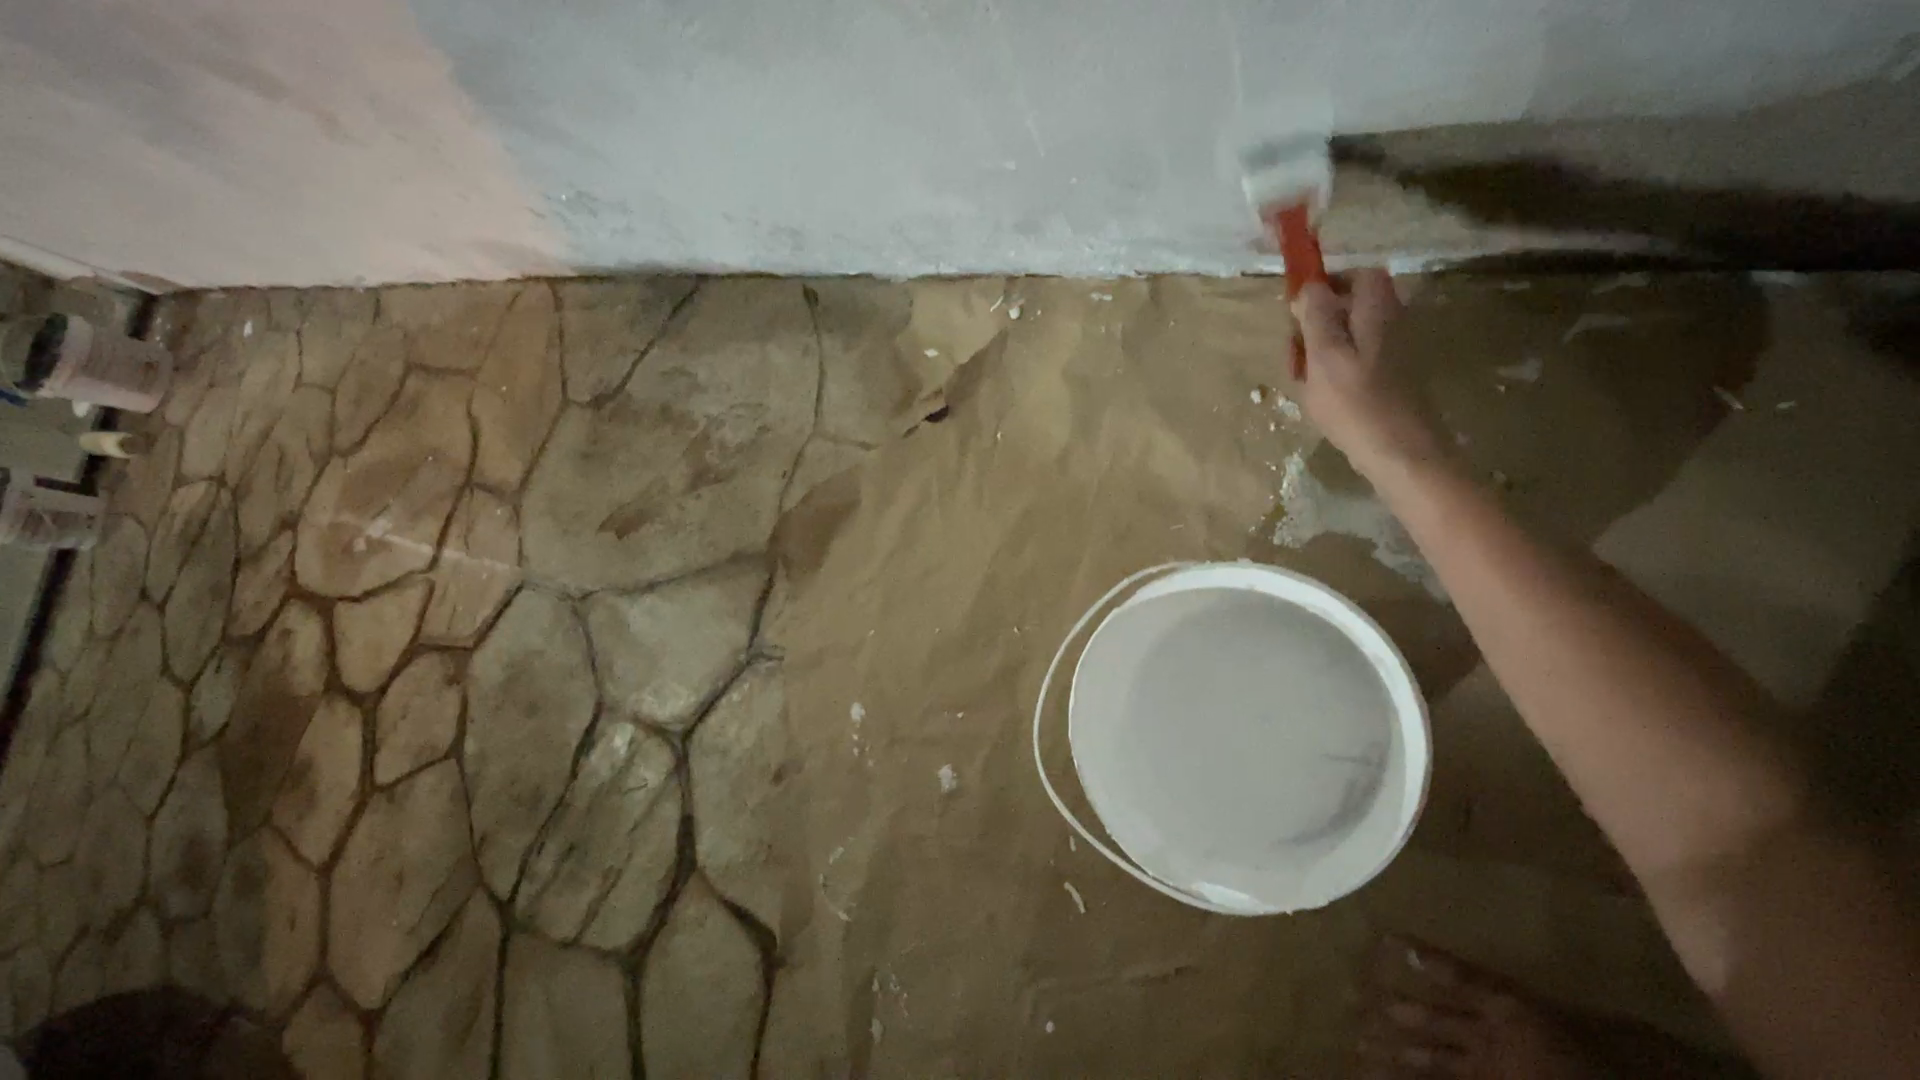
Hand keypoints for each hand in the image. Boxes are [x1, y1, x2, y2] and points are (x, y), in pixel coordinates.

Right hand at [1290, 269, 1448, 479]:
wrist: (1400, 453)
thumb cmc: (1355, 403)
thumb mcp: (1324, 355)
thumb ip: (1316, 315)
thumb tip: (1310, 285)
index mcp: (1377, 311)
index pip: (1359, 275)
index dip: (1329, 283)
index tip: (1300, 307)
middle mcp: (1392, 323)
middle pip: (1351, 306)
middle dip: (1319, 323)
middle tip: (1296, 351)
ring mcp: (1394, 352)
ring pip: (1350, 336)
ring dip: (1322, 351)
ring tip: (1304, 379)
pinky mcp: (1390, 378)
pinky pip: (1356, 361)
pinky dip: (1335, 371)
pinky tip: (1322, 397)